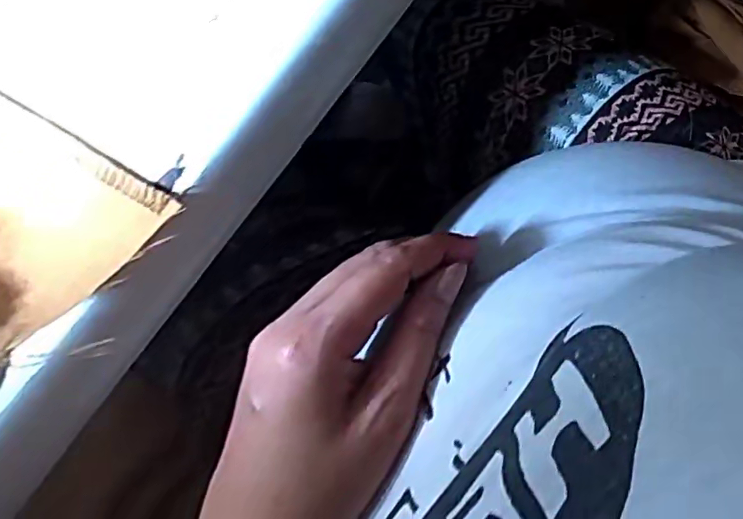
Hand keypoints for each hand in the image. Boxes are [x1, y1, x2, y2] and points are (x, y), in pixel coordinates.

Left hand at [201, 234, 476, 518]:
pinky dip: (373, 282)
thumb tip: (448, 278)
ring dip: (396, 263)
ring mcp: (272, 335)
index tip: (470, 249)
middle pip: (363, 261)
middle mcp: (284, 326)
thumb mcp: (387, 414)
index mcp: (312, 341)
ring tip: (439, 272)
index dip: (433, 249)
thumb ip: (420, 334)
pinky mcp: (273, 348)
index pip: (384, 267)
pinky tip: (399, 293)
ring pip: (347, 271)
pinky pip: (332, 292)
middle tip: (462, 256)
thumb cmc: (319, 494)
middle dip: (418, 250)